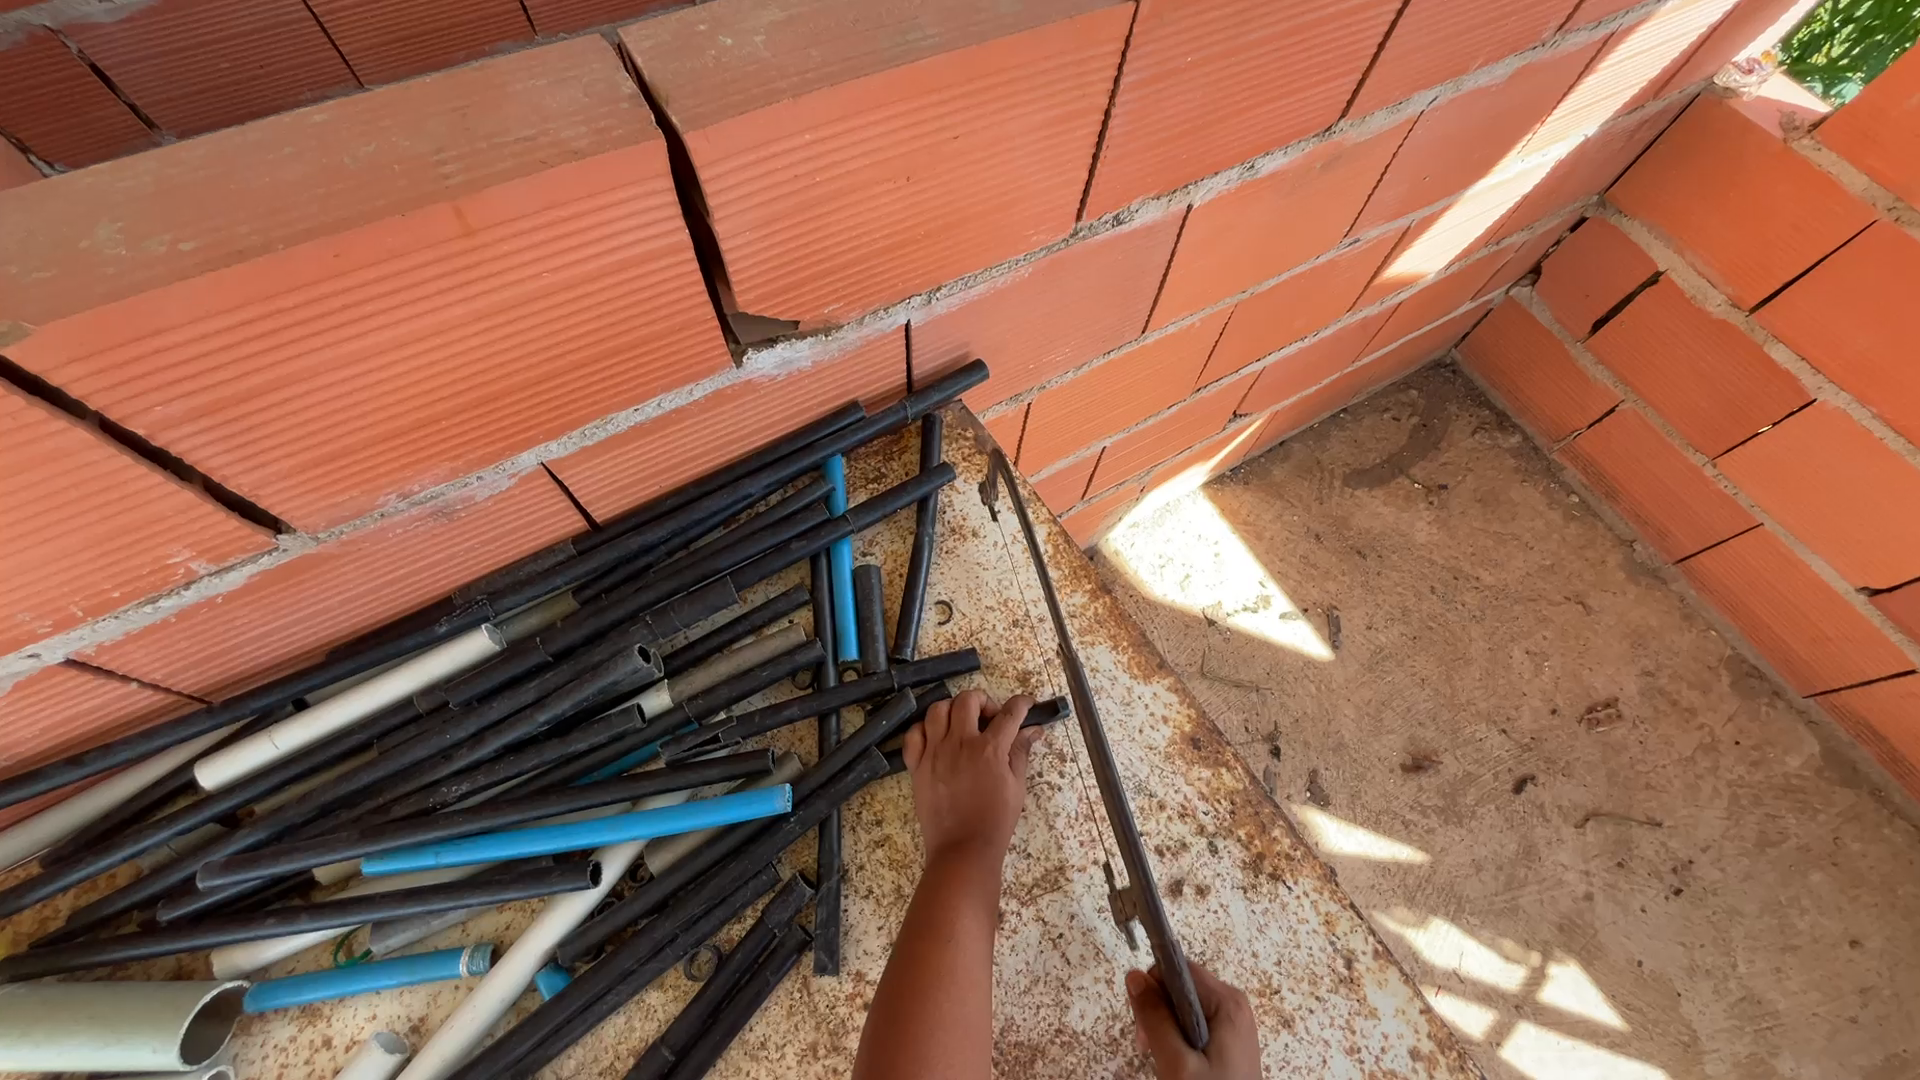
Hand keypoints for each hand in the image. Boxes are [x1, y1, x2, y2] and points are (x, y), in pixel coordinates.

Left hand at [902, 689, 1043, 864]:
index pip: (1009, 713)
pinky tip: (936, 738)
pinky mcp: (916, 765)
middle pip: (968, 700)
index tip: (1026, 704)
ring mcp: (934, 752)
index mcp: (990, 749)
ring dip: (953, 710)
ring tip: (962, 725)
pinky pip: (914, 734)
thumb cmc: (995, 821)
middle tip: (990, 719)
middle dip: (983, 701)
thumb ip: (1021, 753)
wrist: (963, 849)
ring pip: (937, 710)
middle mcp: (960, 744)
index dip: (1022, 703)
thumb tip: (1033, 730)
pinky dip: (924, 729)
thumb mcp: (1016, 786)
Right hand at [1127, 962, 1261, 1078]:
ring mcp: (1232, 1021)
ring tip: (1163, 1059)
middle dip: (1157, 1012)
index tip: (1142, 1025)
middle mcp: (1232, 1003)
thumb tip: (1133, 975)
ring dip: (1164, 1027)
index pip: (1176, 969)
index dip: (1152, 990)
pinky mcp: (1229, 1038)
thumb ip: (1154, 1017)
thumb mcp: (1177, 1062)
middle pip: (1178, 986)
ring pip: (1182, 1005)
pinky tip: (1177, 1061)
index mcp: (1226, 1001)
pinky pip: (1193, 1021)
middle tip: (1149, 1048)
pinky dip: (1178, 1037)